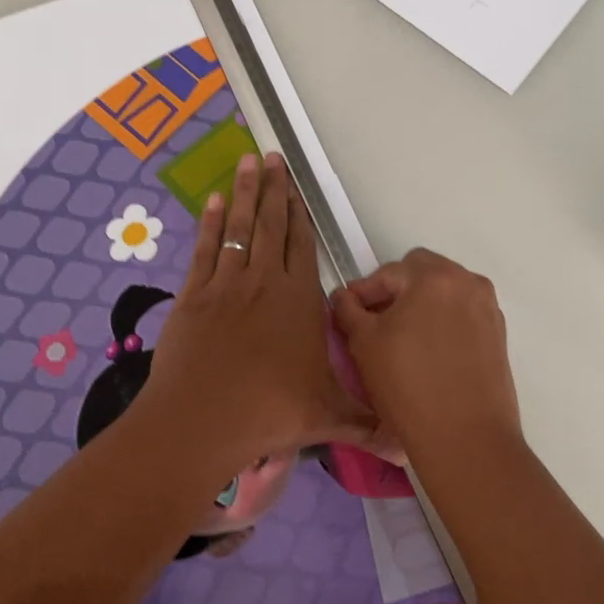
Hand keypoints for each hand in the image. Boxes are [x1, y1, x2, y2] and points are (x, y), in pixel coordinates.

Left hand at [135, 153, 374, 468]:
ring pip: (239, 229)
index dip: (301, 213)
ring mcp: (226, 286)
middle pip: (272, 226)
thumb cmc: (270, 411)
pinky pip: (205, 250)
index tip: (298, 185)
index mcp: (299, 301)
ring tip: (246, 161)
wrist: (202, 420)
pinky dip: (211, 224)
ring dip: (245, 194)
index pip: (303, 246)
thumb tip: (409, 447)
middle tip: (271, 156)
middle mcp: (265, 283)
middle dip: (274, 189)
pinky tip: (214, 202)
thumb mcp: (327, 418)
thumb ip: (367, 425)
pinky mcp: (193, 297)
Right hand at [329, 249, 519, 455]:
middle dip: (397, 292)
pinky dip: (443, 323)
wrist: (466, 438)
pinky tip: (428, 354)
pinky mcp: (498, 335)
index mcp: (435, 276)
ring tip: (402, 339)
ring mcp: (488, 308)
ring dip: (422, 306)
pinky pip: (463, 316)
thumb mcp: (364, 344)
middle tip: (376, 322)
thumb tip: (344, 297)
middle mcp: (468, 282)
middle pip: (423, 273)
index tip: (348, 312)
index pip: (390, 272)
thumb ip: (349, 311)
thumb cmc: (408, 385)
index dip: (364, 291)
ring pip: (445, 294)